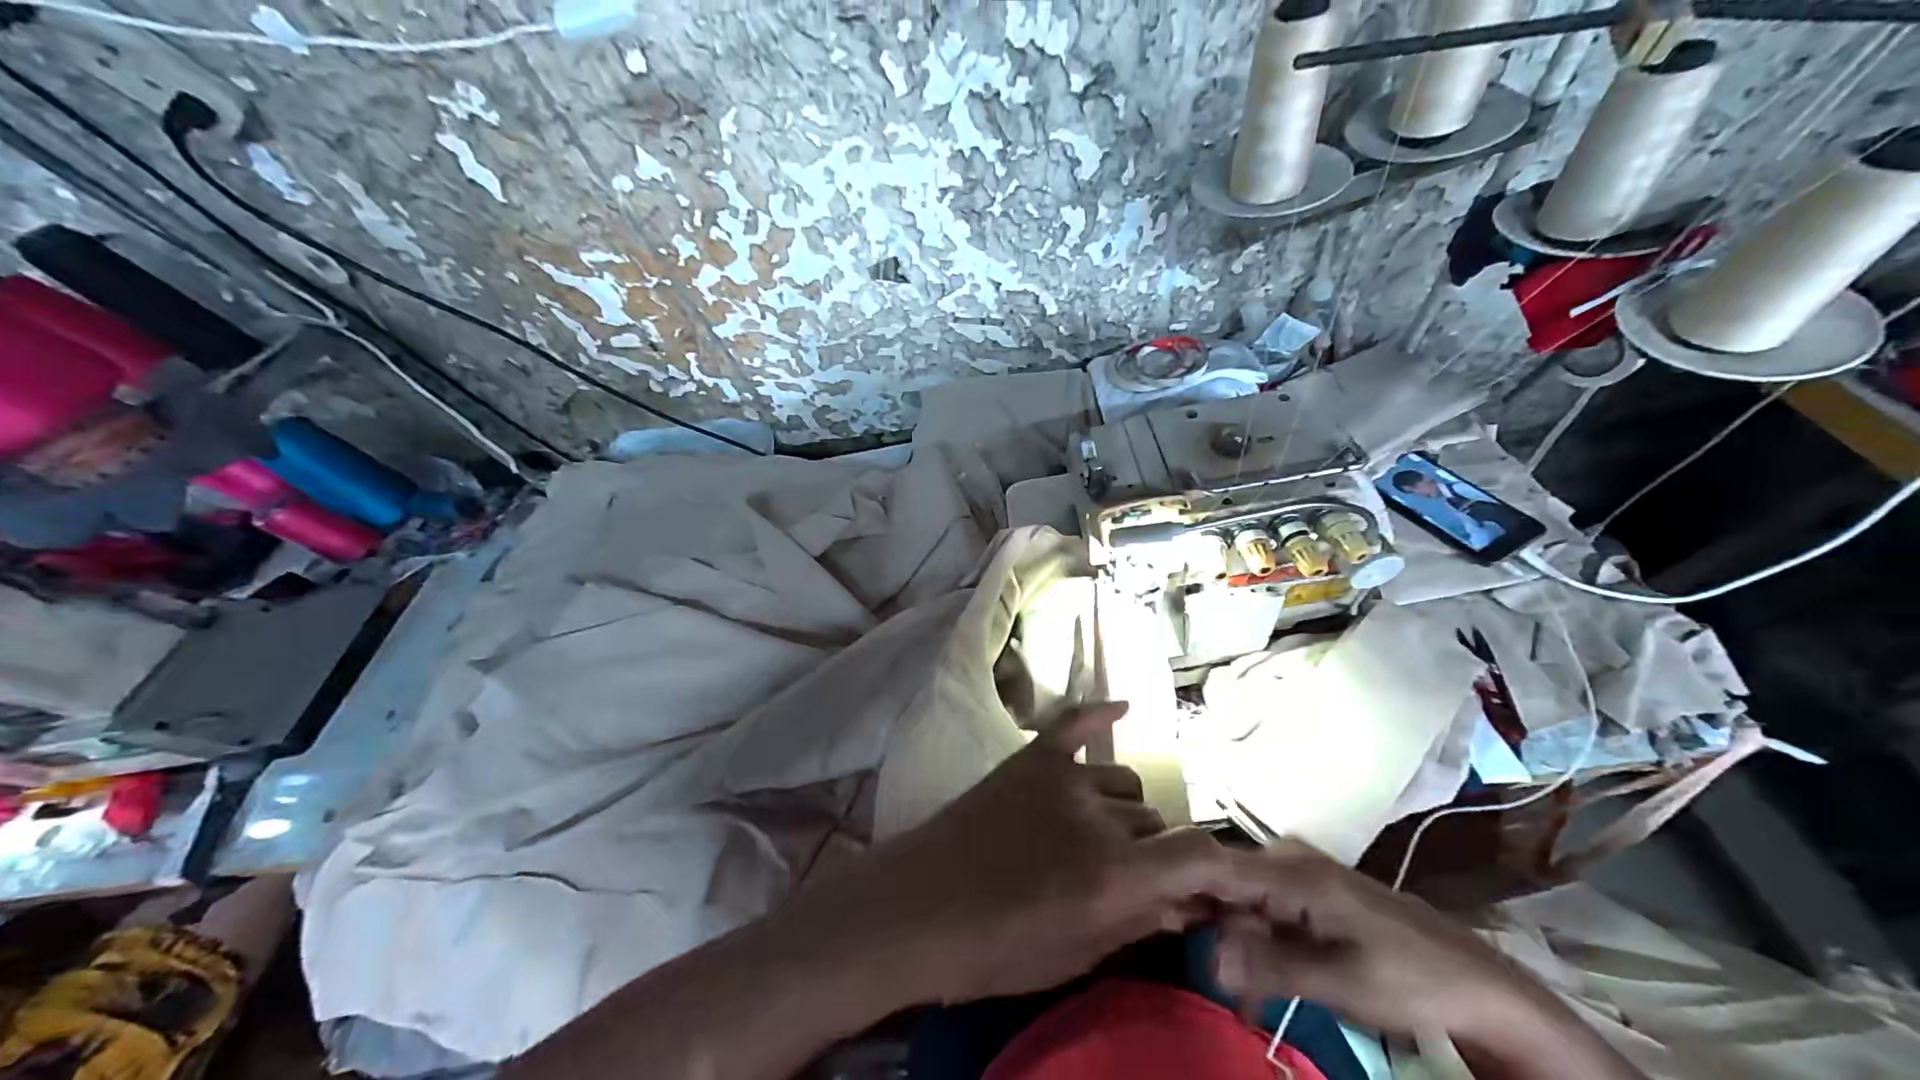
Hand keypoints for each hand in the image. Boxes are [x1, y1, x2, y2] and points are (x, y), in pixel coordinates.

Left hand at [775, 702, 1243, 1004]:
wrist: (914, 907)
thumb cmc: (993, 949)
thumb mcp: (1075, 954)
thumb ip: (1136, 922)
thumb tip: (1183, 905)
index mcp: (1114, 873)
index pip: (1199, 854)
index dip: (1217, 871)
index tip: (1213, 887)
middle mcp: (1098, 815)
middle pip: (1157, 822)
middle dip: (1155, 852)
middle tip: (1133, 875)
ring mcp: (1062, 776)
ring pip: (1126, 784)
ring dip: (1127, 812)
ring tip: (1104, 835)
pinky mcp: (1029, 757)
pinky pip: (1075, 723)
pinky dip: (1100, 715)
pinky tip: (1123, 707)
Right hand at [1211, 845, 1644, 1078]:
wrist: (1484, 988)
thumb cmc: (1413, 981)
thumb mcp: (1341, 982)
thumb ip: (1270, 965)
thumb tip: (1205, 955)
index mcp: (1295, 870)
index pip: (1216, 866)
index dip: (1182, 889)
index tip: (1161, 922)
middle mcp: (1291, 859)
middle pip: (1226, 883)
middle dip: (1210, 926)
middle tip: (1209, 975)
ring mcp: (1304, 873)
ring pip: (1245, 897)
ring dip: (1234, 940)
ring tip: (1236, 988)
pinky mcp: (1315, 893)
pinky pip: (1267, 907)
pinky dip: (1258, 940)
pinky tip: (1261, 977)